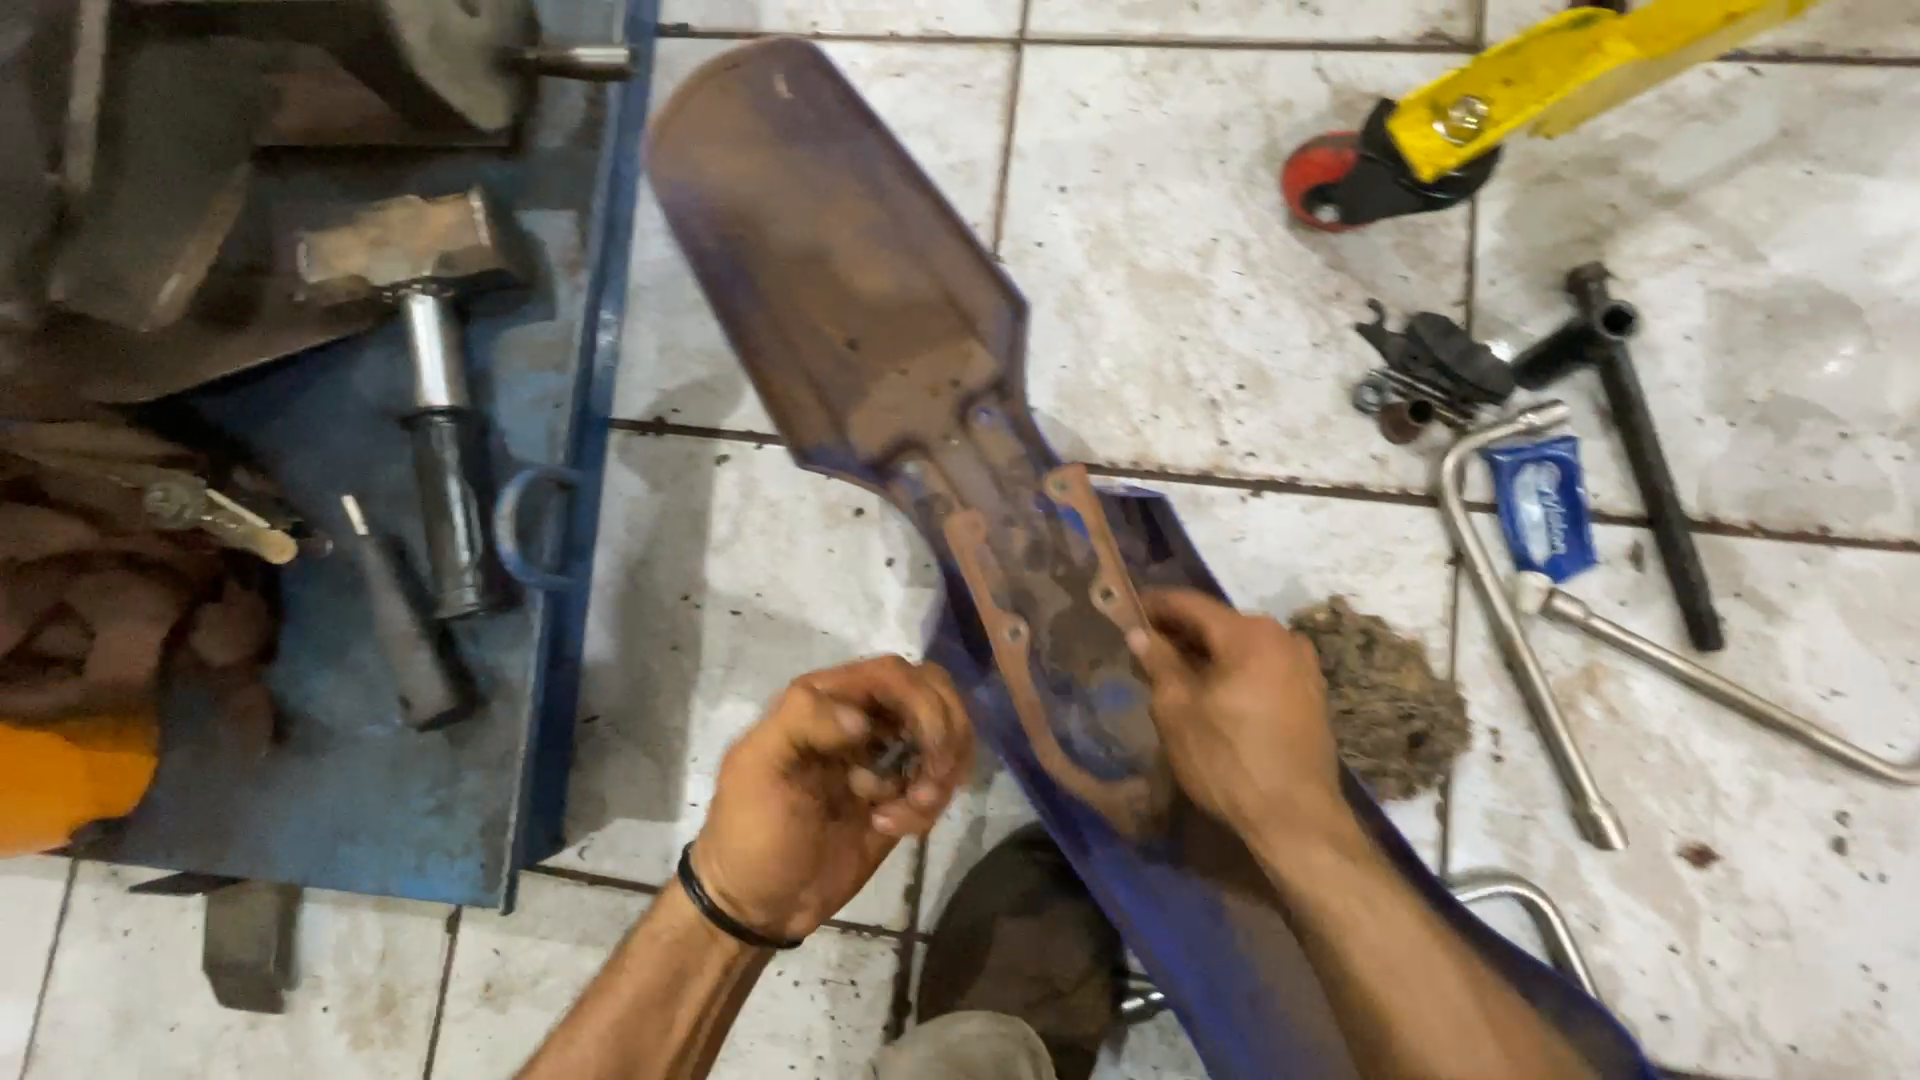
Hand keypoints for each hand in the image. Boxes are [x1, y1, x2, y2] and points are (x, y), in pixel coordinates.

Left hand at [692, 656, 973, 941]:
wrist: (760, 906)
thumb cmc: (750, 833)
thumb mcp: (758, 767)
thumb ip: (802, 720)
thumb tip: (864, 719)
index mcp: (826, 699)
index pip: (894, 673)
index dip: (921, 702)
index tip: (925, 746)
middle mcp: (861, 718)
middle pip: (931, 693)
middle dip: (944, 733)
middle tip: (931, 778)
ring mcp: (884, 757)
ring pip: (945, 735)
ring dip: (941, 771)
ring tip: (911, 808)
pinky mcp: (899, 796)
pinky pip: (938, 782)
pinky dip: (928, 805)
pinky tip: (890, 827)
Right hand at [1127, 588, 1344, 838]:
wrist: (1295, 819)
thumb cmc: (1227, 760)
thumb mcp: (1177, 710)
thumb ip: (1158, 662)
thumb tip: (1140, 634)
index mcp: (1249, 634)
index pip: (1190, 604)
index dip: (1154, 605)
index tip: (1127, 612)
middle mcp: (1283, 638)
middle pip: (1218, 624)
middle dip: (1179, 633)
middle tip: (1144, 649)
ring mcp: (1303, 666)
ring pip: (1241, 647)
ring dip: (1206, 654)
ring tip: (1172, 674)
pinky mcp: (1310, 695)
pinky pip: (1261, 668)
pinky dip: (1232, 671)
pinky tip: (1210, 694)